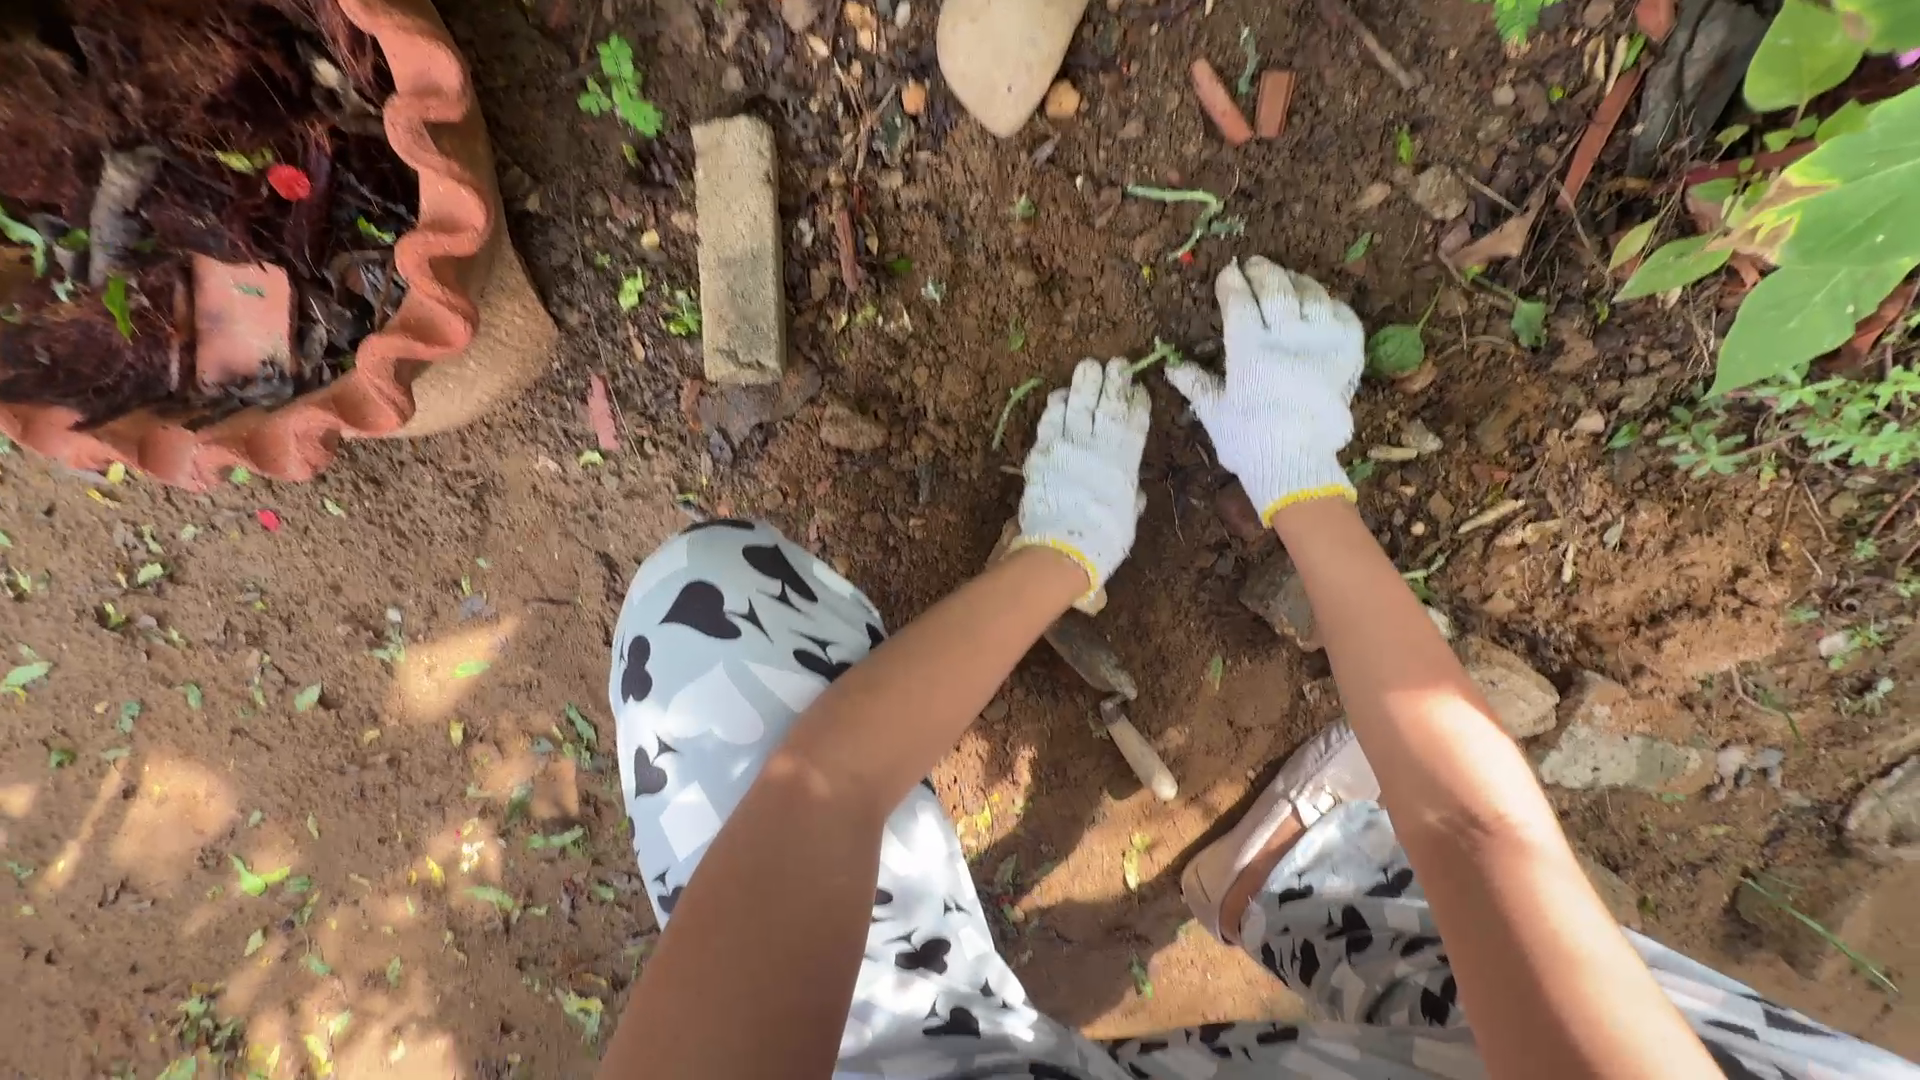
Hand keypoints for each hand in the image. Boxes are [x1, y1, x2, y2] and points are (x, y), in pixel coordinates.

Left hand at [1012, 357, 1149, 606]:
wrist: (1062, 545)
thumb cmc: (1102, 539)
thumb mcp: (1127, 519)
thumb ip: (1131, 500)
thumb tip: (1135, 495)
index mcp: (1125, 463)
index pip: (1135, 424)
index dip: (1137, 403)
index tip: (1138, 388)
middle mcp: (1099, 447)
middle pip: (1108, 405)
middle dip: (1114, 382)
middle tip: (1116, 364)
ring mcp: (1069, 445)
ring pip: (1078, 405)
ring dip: (1084, 384)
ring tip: (1088, 367)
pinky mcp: (1043, 451)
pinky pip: (1050, 421)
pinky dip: (1056, 406)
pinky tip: (1060, 396)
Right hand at [1167, 256, 1364, 526]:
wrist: (1297, 462)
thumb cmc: (1248, 440)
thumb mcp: (1215, 412)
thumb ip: (1196, 384)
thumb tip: (1171, 367)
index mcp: (1249, 350)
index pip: (1239, 304)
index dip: (1232, 285)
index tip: (1226, 274)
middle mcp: (1287, 337)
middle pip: (1275, 290)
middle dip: (1262, 272)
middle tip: (1253, 264)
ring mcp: (1321, 341)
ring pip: (1311, 295)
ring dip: (1295, 281)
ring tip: (1286, 276)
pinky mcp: (1347, 353)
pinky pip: (1343, 316)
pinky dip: (1330, 304)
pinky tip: (1321, 303)